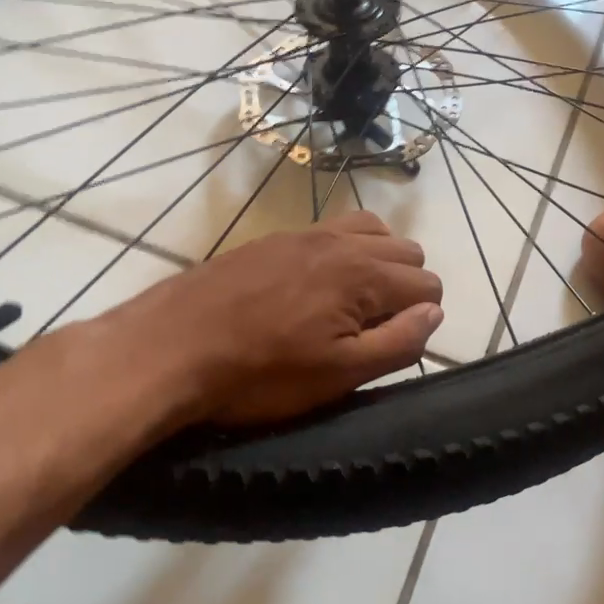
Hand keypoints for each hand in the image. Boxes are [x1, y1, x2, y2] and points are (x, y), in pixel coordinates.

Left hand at [86, 211, 442, 424]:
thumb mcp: (339, 374)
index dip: (421, 319)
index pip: (428, 285)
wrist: (168, 349)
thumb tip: (435, 313)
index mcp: (364, 274)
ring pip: (373, 231)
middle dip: (406, 287)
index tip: (389, 346)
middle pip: (408, 251)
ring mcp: (306, 234)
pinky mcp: (274, 238)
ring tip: (352, 302)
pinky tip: (315, 286)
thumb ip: (399, 341)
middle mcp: (343, 242)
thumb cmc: (260, 373)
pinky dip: (345, 250)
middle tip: (372, 329)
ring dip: (379, 261)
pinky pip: (333, 229)